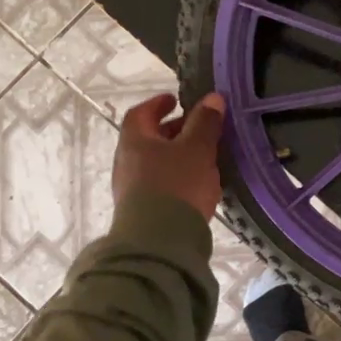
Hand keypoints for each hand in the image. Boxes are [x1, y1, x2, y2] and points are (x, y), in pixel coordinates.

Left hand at [113, 92, 226, 219]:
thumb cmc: (176, 185)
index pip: (141, 113)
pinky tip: (197, 186)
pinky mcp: (141, 211)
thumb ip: (205, 123)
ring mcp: (131, 188)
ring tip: (203, 157)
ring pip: (155, 163)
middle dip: (172, 131)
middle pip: (148, 139)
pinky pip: (159, 185)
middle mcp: (127, 161)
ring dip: (176, 156)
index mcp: (135, 140)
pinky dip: (176, 178)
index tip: (176, 100)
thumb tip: (213, 98)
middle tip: (197, 128)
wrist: (158, 242)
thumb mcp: (197, 149)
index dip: (158, 104)